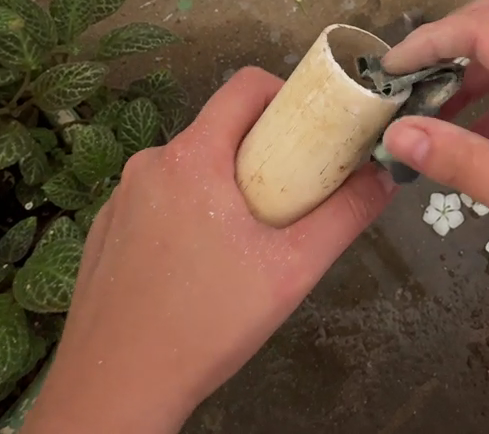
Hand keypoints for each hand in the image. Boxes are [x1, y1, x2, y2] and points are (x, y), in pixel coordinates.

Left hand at [24, 67, 394, 432]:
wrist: (110, 401)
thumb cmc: (206, 324)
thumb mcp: (294, 270)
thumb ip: (347, 214)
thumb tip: (386, 175)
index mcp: (192, 157)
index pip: (246, 86)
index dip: (287, 95)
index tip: (311, 133)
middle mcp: (150, 164)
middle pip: (221, 128)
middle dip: (263, 149)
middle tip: (292, 194)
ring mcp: (119, 200)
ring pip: (191, 165)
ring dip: (226, 182)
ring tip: (249, 238)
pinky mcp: (102, 234)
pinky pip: (160, 199)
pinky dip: (189, 212)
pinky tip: (199, 267)